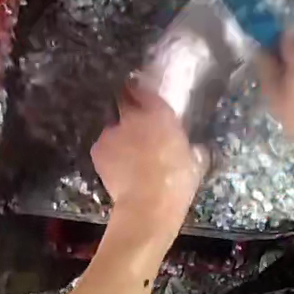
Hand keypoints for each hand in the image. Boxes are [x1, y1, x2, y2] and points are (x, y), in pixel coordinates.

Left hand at [91, 84, 204, 237]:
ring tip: (127, 154)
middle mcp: (132, 116)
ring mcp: (111, 132)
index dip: (142, 93)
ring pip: (113, 127)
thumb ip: (192, 149)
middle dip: (127, 106)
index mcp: (159, 114)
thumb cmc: (178, 181)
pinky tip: (118, 167)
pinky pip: (104, 146)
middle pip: (123, 99)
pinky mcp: (97, 149)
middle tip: (134, 121)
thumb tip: (195, 148)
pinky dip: (109, 153)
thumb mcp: (195, 162)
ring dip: (120, 135)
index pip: (144, 89)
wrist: (148, 203)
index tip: (143, 99)